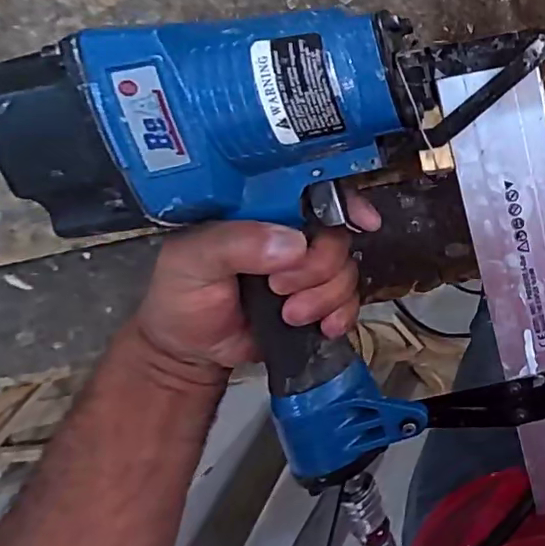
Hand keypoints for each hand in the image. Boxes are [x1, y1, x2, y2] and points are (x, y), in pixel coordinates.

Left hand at [131, 191, 382, 375]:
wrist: (189, 354)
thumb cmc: (181, 297)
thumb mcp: (190, 260)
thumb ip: (235, 244)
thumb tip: (295, 244)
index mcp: (265, 212)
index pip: (314, 191)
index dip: (344, 201)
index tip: (362, 220)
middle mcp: (294, 235)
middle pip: (337, 236)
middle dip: (318, 267)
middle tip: (280, 287)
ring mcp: (310, 269)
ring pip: (347, 270)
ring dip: (326, 296)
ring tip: (290, 315)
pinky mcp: (321, 301)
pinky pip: (352, 301)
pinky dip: (343, 314)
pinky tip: (324, 327)